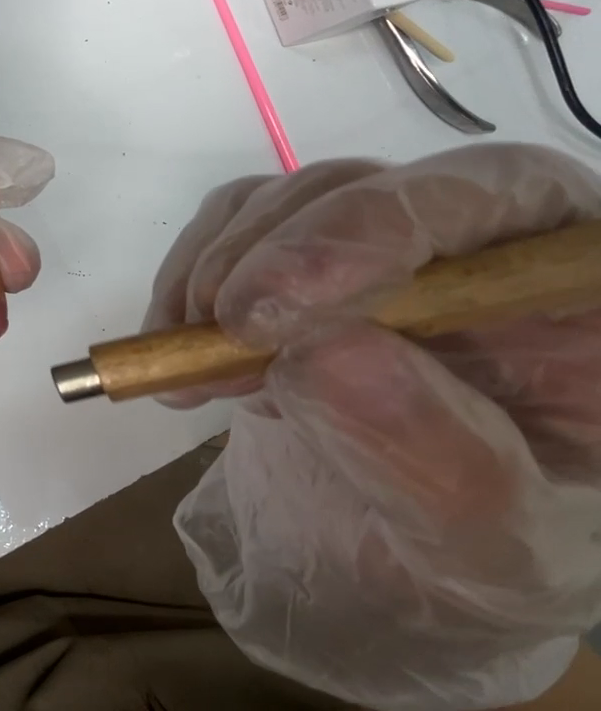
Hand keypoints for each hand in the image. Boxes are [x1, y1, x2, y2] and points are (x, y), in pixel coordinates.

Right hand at [146, 145, 600, 710]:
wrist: (391, 547)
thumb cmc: (465, 555)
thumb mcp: (479, 542)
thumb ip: (433, 456)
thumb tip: (318, 352)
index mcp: (580, 297)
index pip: (501, 198)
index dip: (377, 228)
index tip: (268, 311)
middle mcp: (486, 243)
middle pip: (373, 186)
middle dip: (276, 255)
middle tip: (217, 336)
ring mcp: (377, 238)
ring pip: (284, 199)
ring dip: (217, 273)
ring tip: (197, 369)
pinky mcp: (290, 247)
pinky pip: (225, 224)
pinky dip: (183, 277)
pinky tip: (180, 344)